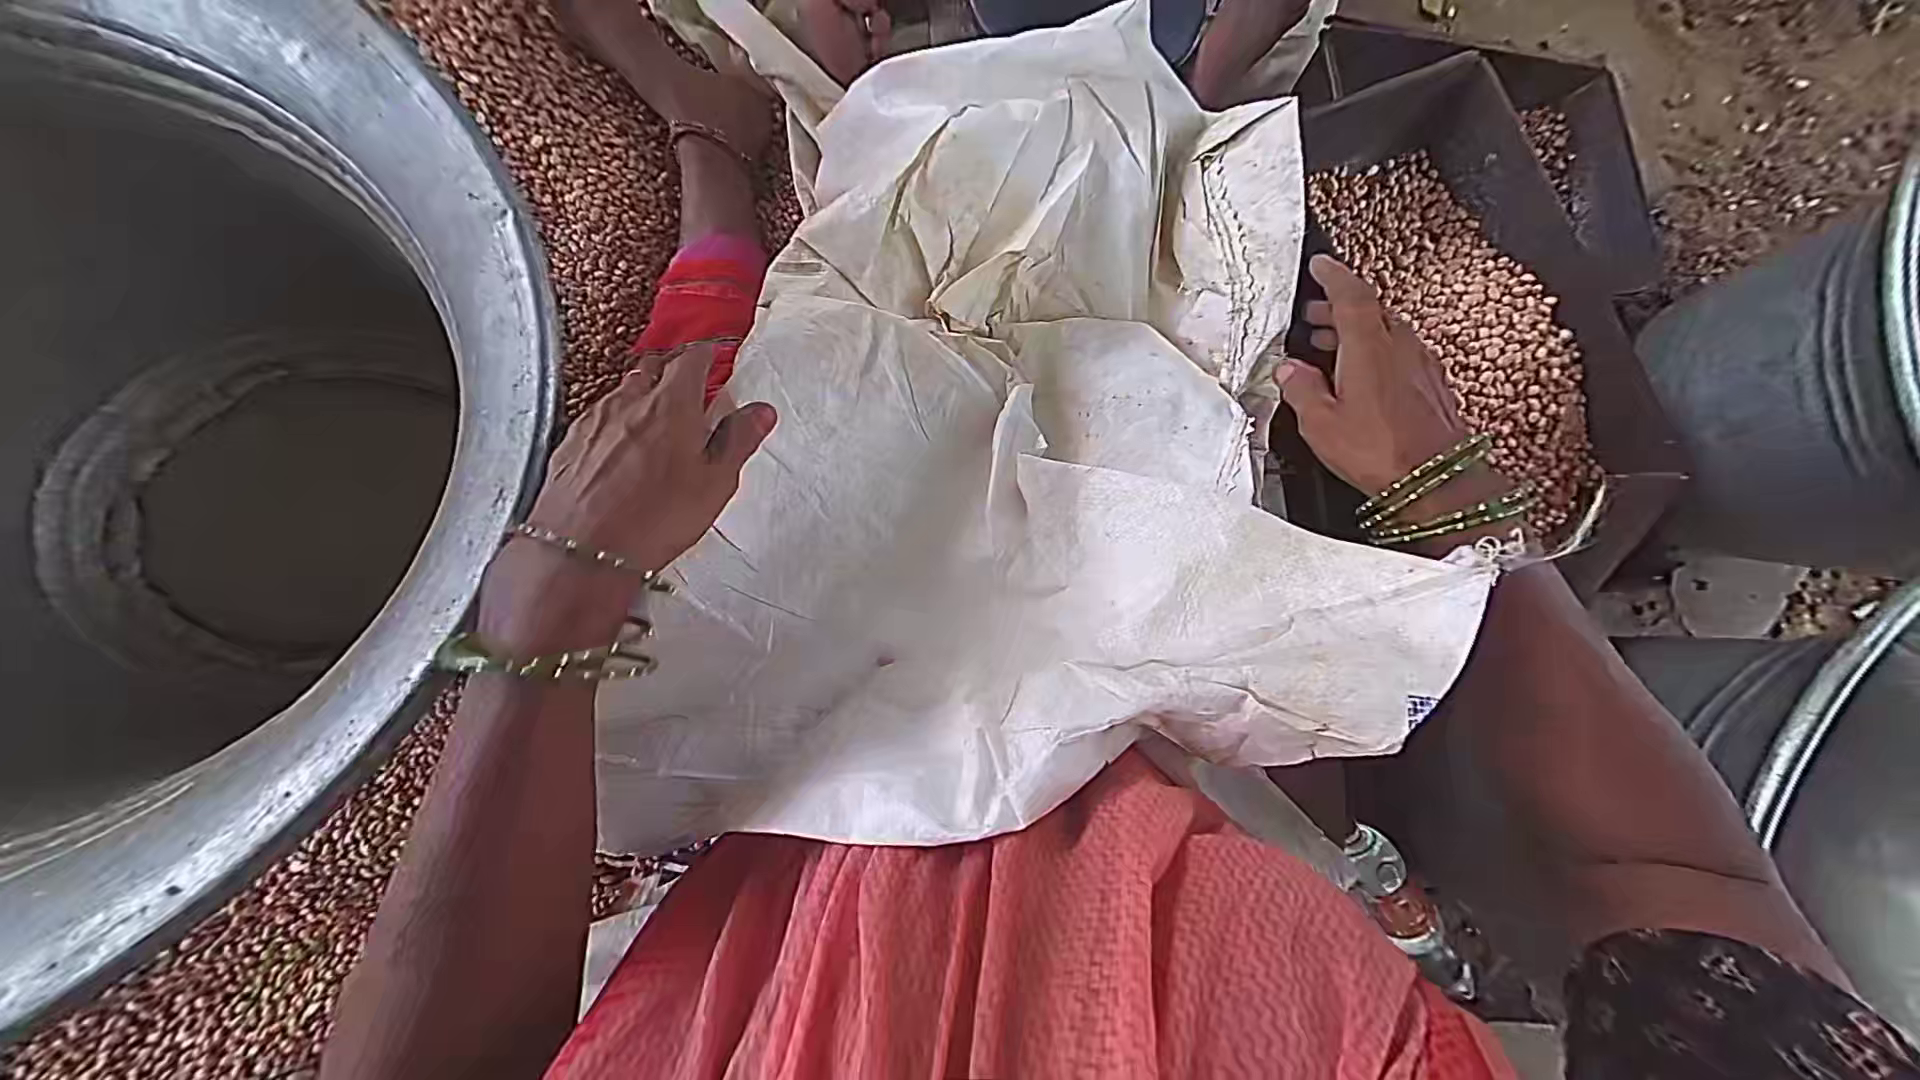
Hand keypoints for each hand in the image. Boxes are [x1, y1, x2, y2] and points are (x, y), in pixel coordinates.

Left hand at [531, 342, 775, 572]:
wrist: (585, 548)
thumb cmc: (652, 517)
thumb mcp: (715, 482)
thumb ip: (738, 440)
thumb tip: (759, 412)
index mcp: (672, 406)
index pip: (691, 359)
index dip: (707, 351)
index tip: (715, 353)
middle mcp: (630, 403)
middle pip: (654, 365)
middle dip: (676, 365)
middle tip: (692, 376)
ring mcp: (597, 420)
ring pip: (626, 388)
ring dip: (647, 390)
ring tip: (663, 409)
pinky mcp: (573, 442)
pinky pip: (602, 413)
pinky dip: (621, 415)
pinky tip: (628, 440)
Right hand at [1279, 255, 1471, 495]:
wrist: (1434, 478)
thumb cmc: (1379, 451)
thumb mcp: (1320, 423)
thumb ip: (1302, 389)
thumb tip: (1290, 371)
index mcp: (1369, 349)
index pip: (1353, 296)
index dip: (1334, 276)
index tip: (1321, 265)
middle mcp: (1399, 348)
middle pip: (1370, 309)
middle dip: (1339, 304)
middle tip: (1313, 309)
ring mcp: (1418, 365)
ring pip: (1384, 330)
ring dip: (1354, 328)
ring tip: (1327, 340)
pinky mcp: (1427, 383)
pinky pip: (1396, 351)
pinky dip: (1372, 349)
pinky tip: (1357, 370)